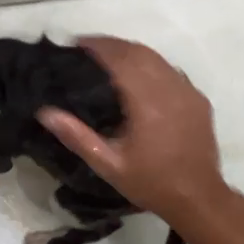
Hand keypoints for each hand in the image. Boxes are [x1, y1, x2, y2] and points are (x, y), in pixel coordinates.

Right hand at [38, 36, 229, 225]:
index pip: (121, 59)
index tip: (77, 44)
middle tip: (87, 47)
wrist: (199, 199)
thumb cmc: (151, 182)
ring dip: (131, 51)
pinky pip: (171, 70)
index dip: (98, 47)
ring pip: (157, 58)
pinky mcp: (197, 99)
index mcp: (147, 102)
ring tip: (108, 56)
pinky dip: (151, 64)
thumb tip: (44, 112)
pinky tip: (138, 74)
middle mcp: (170, 89)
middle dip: (112, 45)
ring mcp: (187, 92)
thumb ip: (77, 136)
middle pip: (138, 52)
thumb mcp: (108, 164)